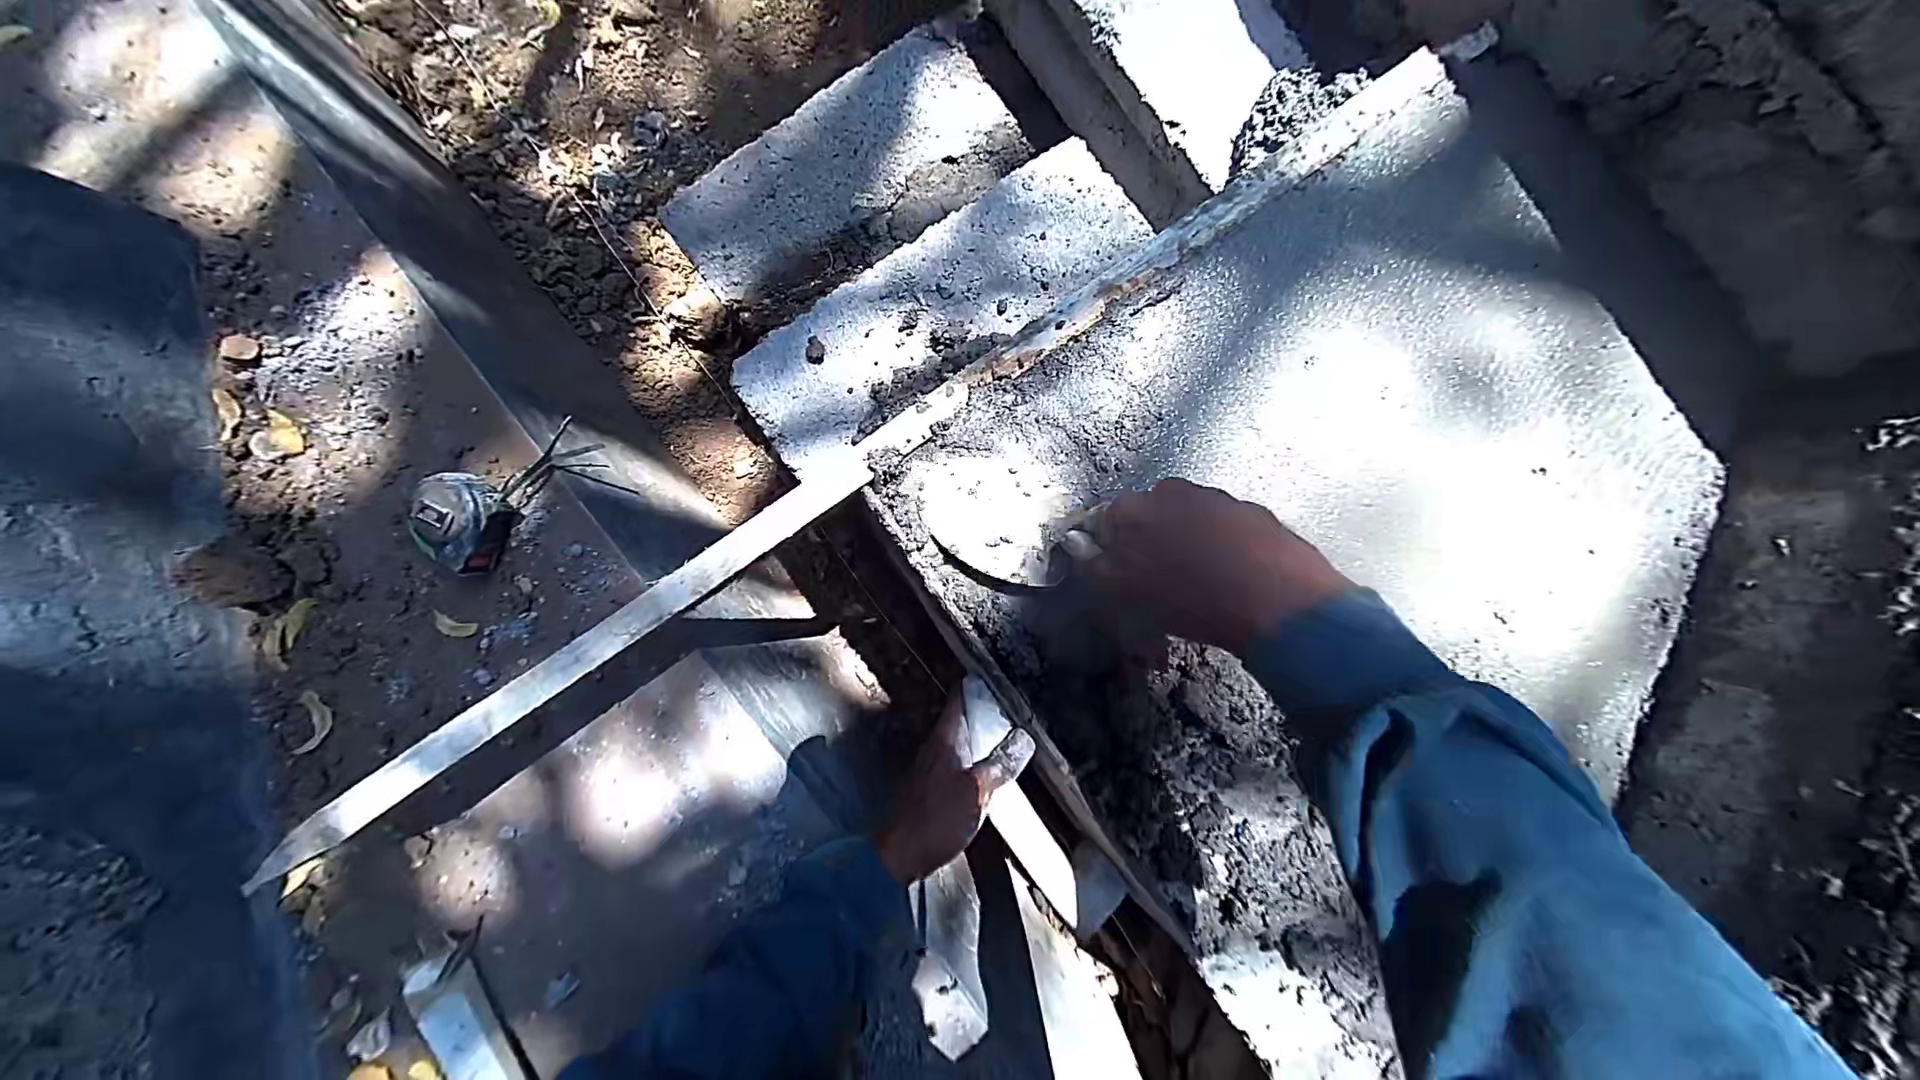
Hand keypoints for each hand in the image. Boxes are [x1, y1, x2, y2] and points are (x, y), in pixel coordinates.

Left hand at [874, 685, 1035, 884]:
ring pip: (962, 737)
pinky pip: (960, 758)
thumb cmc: (935, 821)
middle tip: (1012, 705)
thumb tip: (1022, 741)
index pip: (960, 697)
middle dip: (986, 707)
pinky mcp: (935, 784)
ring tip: (1007, 733)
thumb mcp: (977, 791)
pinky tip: (990, 767)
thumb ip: (1000, 764)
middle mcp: (937, 746)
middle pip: (962, 715)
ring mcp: (934, 764)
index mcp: (945, 739)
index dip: (979, 683)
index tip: (999, 676)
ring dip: (982, 732)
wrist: (903, 855)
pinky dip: (977, 754)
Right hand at [1086, 478, 1352, 655]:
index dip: (1109, 552)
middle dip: (1149, 545)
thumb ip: (1092, 565)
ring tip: (1198, 588)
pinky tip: (1229, 583)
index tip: (1117, 575)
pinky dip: (1223, 551)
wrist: (1276, 603)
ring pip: (1189, 523)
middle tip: (1157, 585)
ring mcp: (1217, 499)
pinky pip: (1226, 532)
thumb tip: (1079, 546)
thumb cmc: (1189, 598)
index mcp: (1132, 507)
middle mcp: (1173, 492)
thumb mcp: (1121, 592)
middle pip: (1149, 518)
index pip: (1104, 522)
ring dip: (1187, 547)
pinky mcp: (1255, 513)